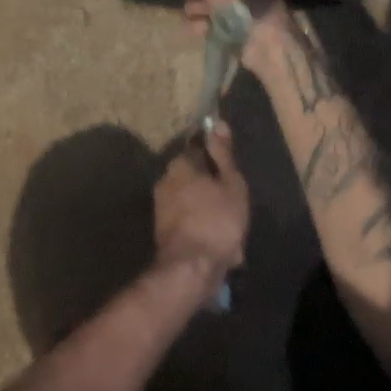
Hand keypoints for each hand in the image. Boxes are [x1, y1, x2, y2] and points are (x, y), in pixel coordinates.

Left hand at [153, 123, 249, 277]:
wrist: (192, 266)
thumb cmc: (218, 219)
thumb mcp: (231, 183)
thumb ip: (223, 154)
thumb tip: (216, 123)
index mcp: (180, 164)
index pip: (197, 149)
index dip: (215, 158)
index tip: (229, 171)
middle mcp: (164, 180)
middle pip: (190, 175)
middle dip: (207, 184)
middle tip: (230, 199)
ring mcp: (160, 207)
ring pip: (188, 198)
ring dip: (202, 206)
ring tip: (223, 221)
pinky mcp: (161, 230)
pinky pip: (185, 219)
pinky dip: (197, 224)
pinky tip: (211, 236)